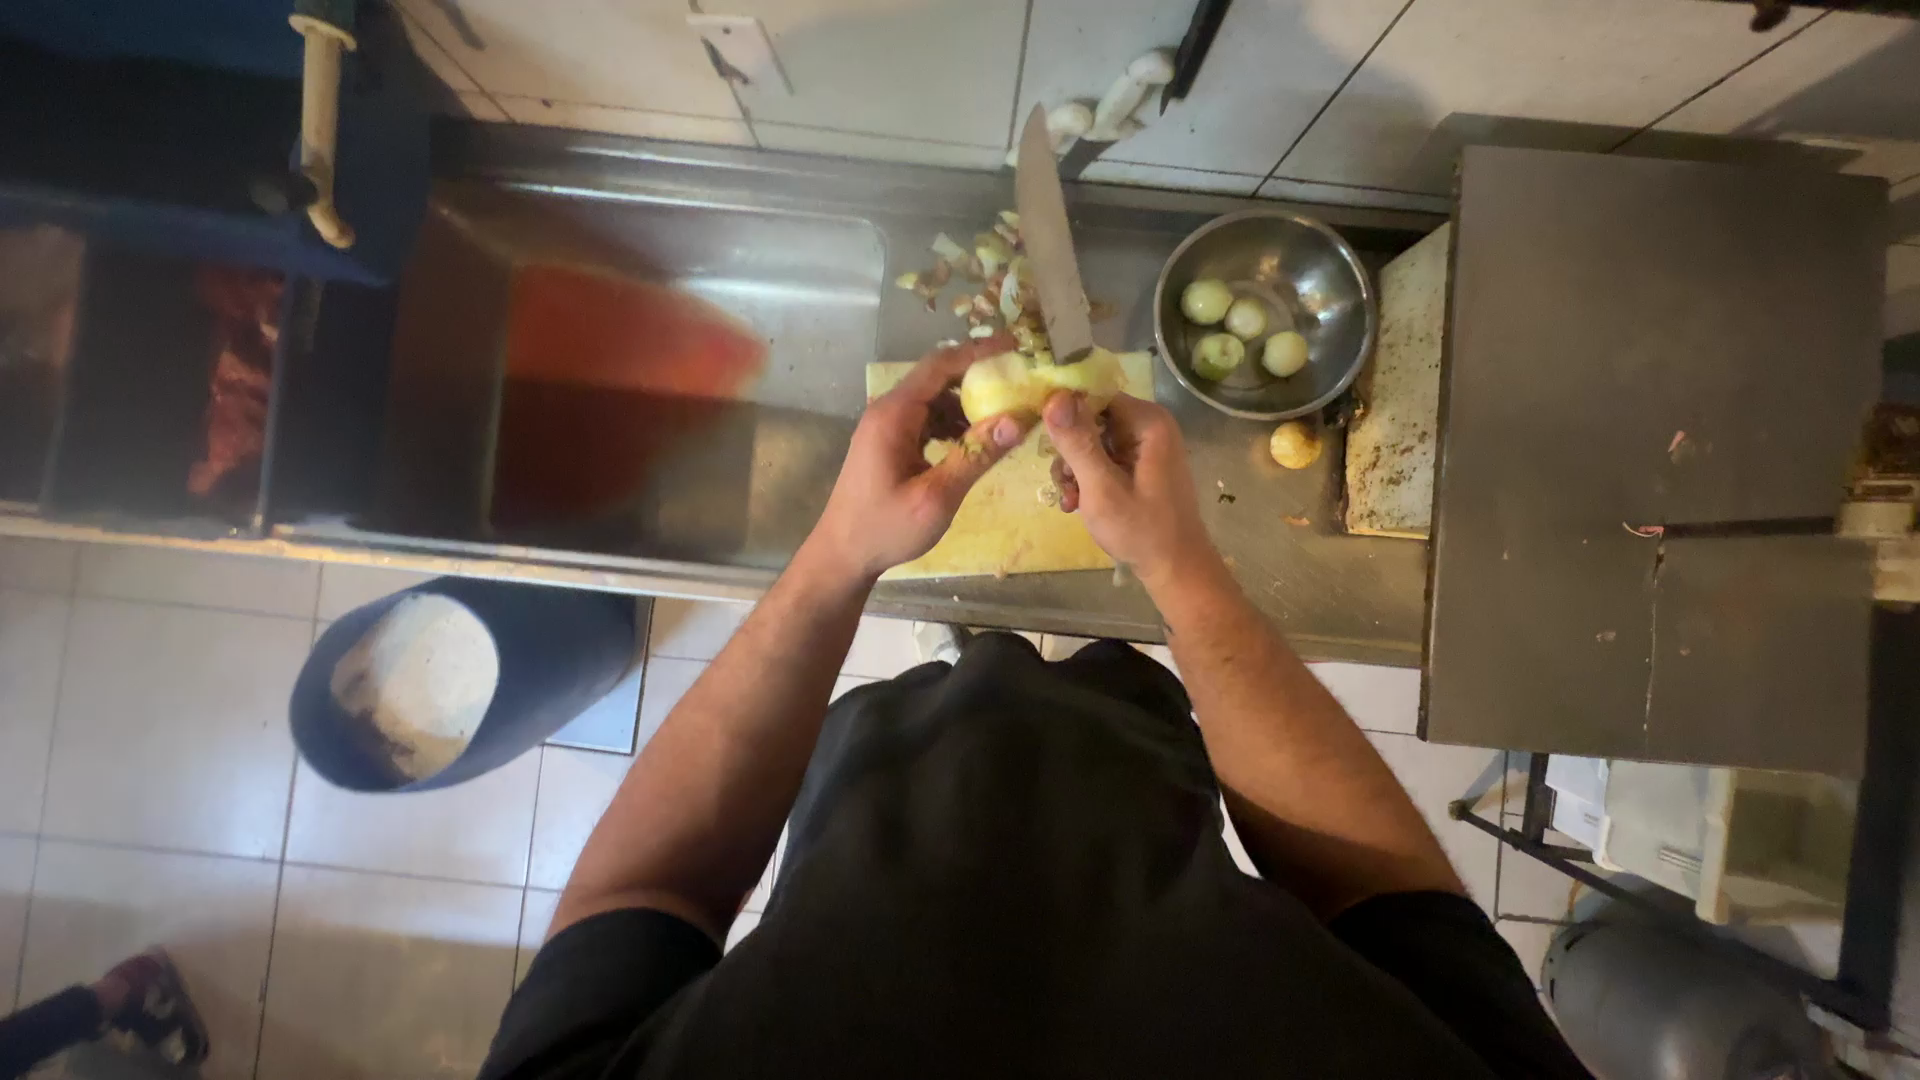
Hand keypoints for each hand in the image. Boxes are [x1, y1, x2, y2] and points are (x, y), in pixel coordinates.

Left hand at [809, 335, 1033, 580]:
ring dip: (967, 404)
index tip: (1016, 346)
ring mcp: (886, 427)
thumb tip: (1018, 420)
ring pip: (933, 400)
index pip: (940, 364)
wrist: (842, 555)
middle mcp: (887, 411)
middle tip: (1019, 381)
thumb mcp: (936, 496)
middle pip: (937, 377)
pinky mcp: (889, 444)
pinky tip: (973, 443)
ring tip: (1005, 415)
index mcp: (894, 414)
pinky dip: (953, 424)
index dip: (979, 351)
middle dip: (979, 376)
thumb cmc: (885, 528)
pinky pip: (926, 420)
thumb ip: (975, 456)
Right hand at [1044, 390, 1213, 585]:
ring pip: (1091, 440)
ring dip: (1074, 469)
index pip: (1094, 394)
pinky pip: (1102, 458)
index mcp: (1148, 422)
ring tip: (1072, 500)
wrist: (1175, 568)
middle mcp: (1148, 425)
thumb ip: (1077, 443)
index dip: (1064, 413)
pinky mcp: (1139, 464)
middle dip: (1069, 451)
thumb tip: (1053, 397)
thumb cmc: (1141, 530)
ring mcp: (1144, 446)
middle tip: (1065, 484)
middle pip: (1090, 418)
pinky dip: (1087, 478)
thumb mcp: (1101, 488)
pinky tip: (1079, 503)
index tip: (1045, 441)